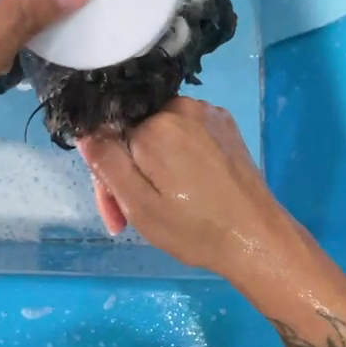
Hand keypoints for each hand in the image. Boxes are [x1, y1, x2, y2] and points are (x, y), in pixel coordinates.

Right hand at [79, 99, 312, 281]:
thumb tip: (85, 132)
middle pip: (133, 132)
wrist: (259, 240)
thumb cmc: (195, 229)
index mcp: (156, 123)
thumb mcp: (139, 205)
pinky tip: (181, 190)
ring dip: (149, 167)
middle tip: (127, 218)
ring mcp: (207, 113)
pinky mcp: (224, 126)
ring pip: (157, 134)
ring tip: (156, 208)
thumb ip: (107, 163)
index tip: (112, 204)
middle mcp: (181, 106)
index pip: (107, 131)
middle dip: (126, 172)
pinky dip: (173, 159)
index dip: (103, 167)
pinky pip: (183, 133)